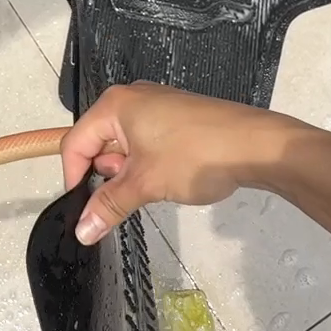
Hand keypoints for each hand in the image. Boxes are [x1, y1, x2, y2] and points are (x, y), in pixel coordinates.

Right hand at [58, 82, 305, 244]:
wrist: (255, 145)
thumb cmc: (193, 156)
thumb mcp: (146, 183)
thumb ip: (109, 205)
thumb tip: (81, 232)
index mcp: (114, 105)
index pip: (76, 142)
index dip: (74, 177)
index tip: (84, 210)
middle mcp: (129, 98)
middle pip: (98, 141)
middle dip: (106, 173)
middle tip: (126, 196)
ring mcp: (154, 105)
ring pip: (123, 143)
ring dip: (128, 170)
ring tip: (152, 187)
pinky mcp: (173, 115)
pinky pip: (144, 139)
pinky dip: (145, 162)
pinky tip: (166, 178)